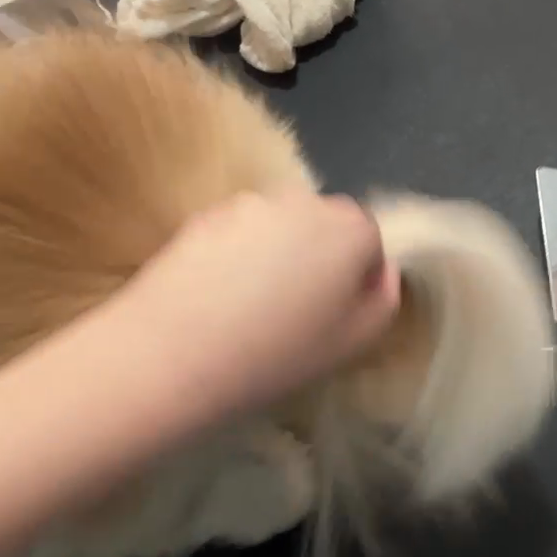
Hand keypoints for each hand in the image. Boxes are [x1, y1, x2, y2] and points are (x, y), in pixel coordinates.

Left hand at [95, 190, 400, 426]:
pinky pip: (240, 235)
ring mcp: (250, 204)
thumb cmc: (279, 352)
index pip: (370, 242)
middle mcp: (305, 201)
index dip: (357, 278)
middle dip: (320, 258)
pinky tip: (220, 299)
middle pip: (326, 227)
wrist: (171, 355)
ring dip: (279, 255)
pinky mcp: (204, 216)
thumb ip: (385, 297)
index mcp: (351, 227)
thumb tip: (381, 272)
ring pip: (282, 228)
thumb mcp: (357, 339)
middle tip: (297, 310)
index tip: (335, 313)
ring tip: (253, 307)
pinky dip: (238, 257)